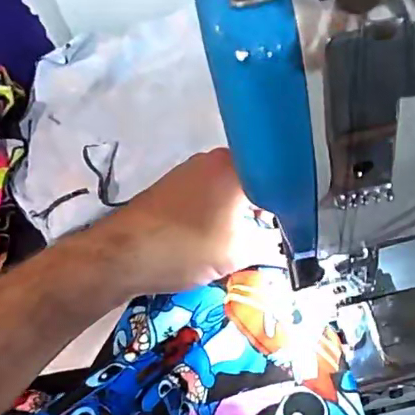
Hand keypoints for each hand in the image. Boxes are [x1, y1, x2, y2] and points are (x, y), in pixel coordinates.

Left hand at [84, 148, 276, 294]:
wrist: (121, 255)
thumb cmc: (186, 248)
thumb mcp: (237, 254)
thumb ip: (268, 246)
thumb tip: (279, 245)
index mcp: (236, 168)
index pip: (279, 179)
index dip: (290, 204)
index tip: (293, 226)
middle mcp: (214, 159)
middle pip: (254, 180)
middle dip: (264, 208)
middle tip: (271, 236)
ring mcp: (190, 169)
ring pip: (230, 187)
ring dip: (240, 211)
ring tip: (243, 239)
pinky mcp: (173, 184)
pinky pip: (209, 193)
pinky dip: (218, 211)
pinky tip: (216, 235)